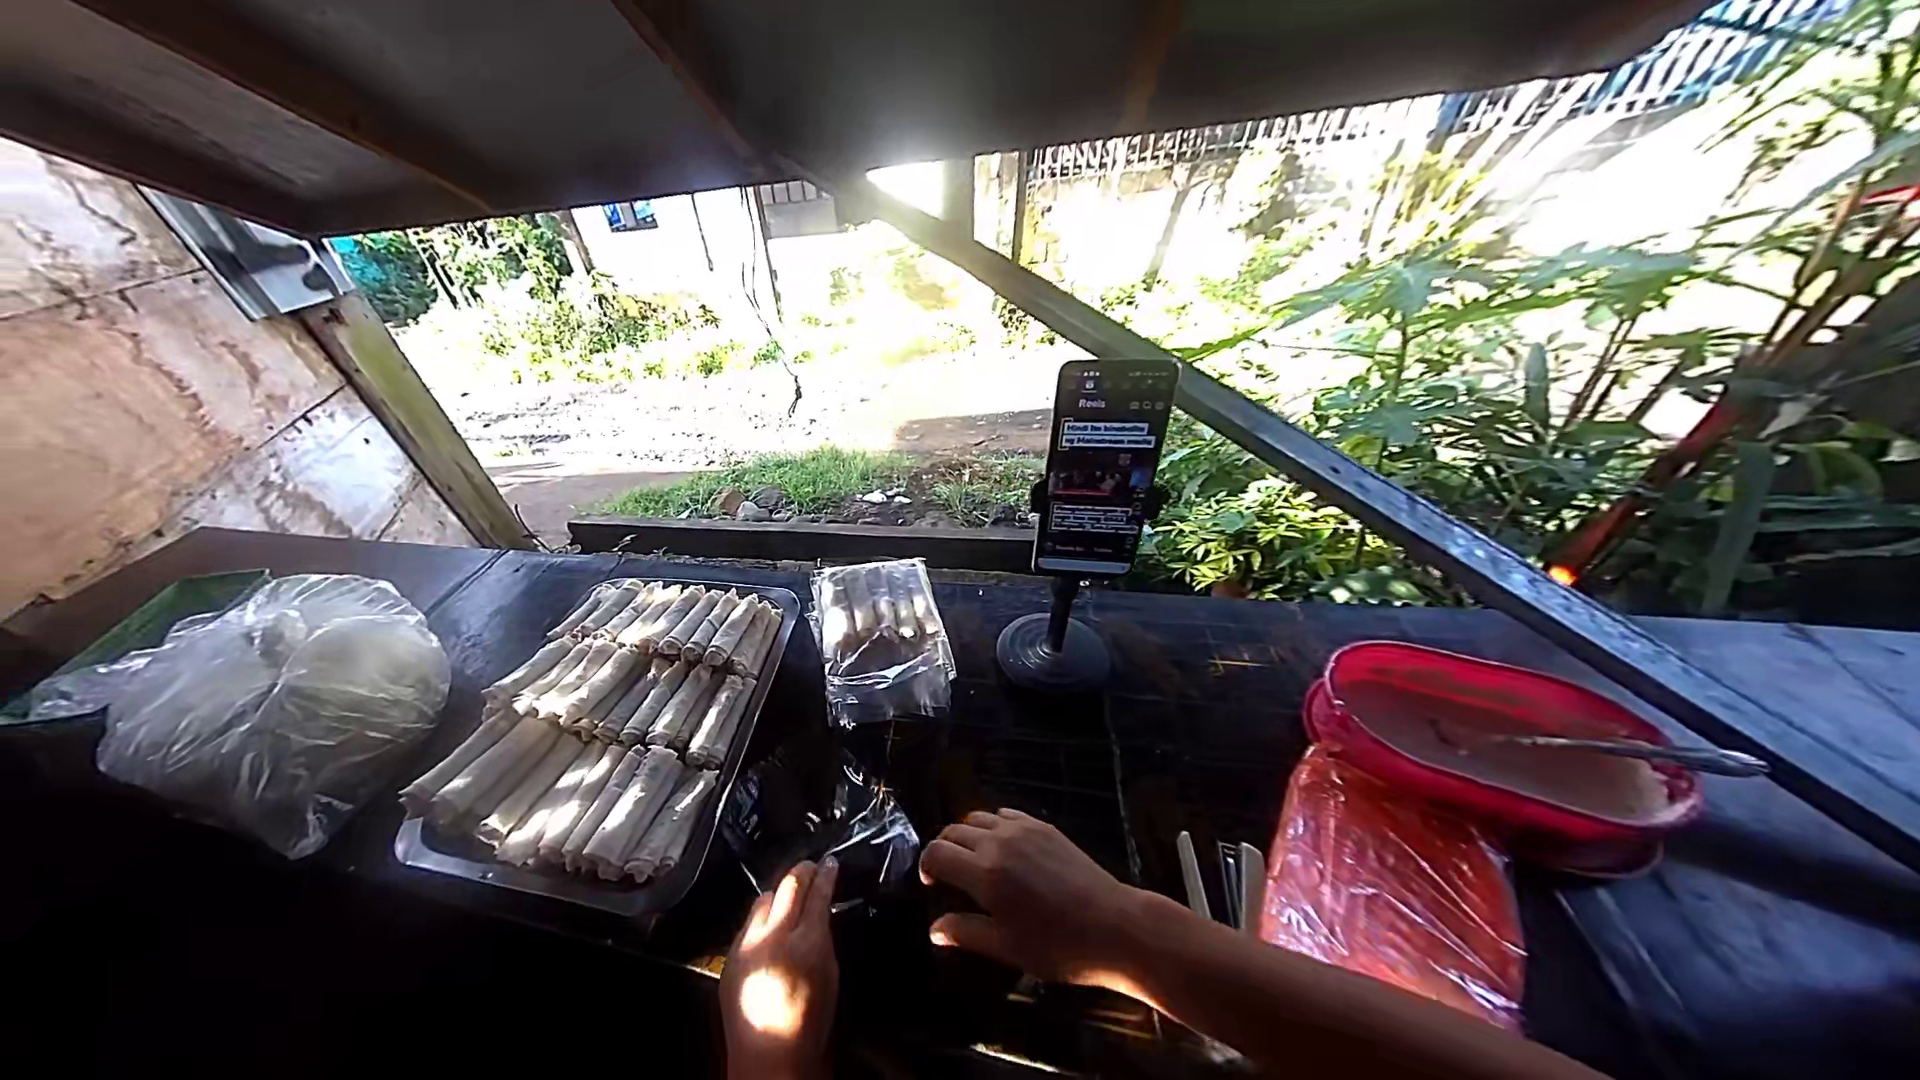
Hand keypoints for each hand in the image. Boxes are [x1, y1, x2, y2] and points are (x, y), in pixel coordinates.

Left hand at [722, 858, 839, 1079]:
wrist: (768, 1062)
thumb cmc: (810, 1020)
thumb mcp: (830, 973)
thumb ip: (823, 934)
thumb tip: (821, 906)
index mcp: (806, 943)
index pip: (818, 893)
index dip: (826, 873)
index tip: (831, 862)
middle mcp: (773, 938)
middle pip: (789, 885)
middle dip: (803, 871)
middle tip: (813, 866)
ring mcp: (746, 947)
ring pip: (763, 898)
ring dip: (779, 893)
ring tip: (790, 895)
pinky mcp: (729, 958)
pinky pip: (748, 924)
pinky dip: (762, 918)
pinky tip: (770, 926)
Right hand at [919, 809, 1150, 994]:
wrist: (1112, 925)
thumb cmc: (1057, 946)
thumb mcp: (1007, 948)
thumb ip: (966, 933)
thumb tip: (934, 929)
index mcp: (985, 873)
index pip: (937, 852)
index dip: (926, 865)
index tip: (930, 882)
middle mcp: (998, 842)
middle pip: (954, 830)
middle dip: (944, 849)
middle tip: (948, 873)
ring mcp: (1023, 829)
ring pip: (978, 817)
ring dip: (967, 834)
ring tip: (974, 859)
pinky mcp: (1043, 825)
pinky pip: (1005, 814)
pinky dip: (993, 825)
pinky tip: (1003, 846)